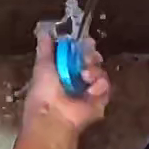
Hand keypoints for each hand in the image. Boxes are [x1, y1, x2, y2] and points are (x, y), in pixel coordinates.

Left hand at [22, 22, 110, 138]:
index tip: (85, 42)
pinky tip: (90, 90)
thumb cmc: (44, 92)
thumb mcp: (43, 65)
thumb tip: (44, 32)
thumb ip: (46, 49)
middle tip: (87, 58)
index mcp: (63, 71)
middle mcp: (77, 80)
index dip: (82, 47)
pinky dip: (99, 86)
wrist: (54, 117)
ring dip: (94, 70)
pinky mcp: (100, 101)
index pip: (78, 54)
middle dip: (91, 56)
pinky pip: (105, 86)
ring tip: (85, 76)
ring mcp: (89, 90)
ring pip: (100, 71)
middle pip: (92, 60)